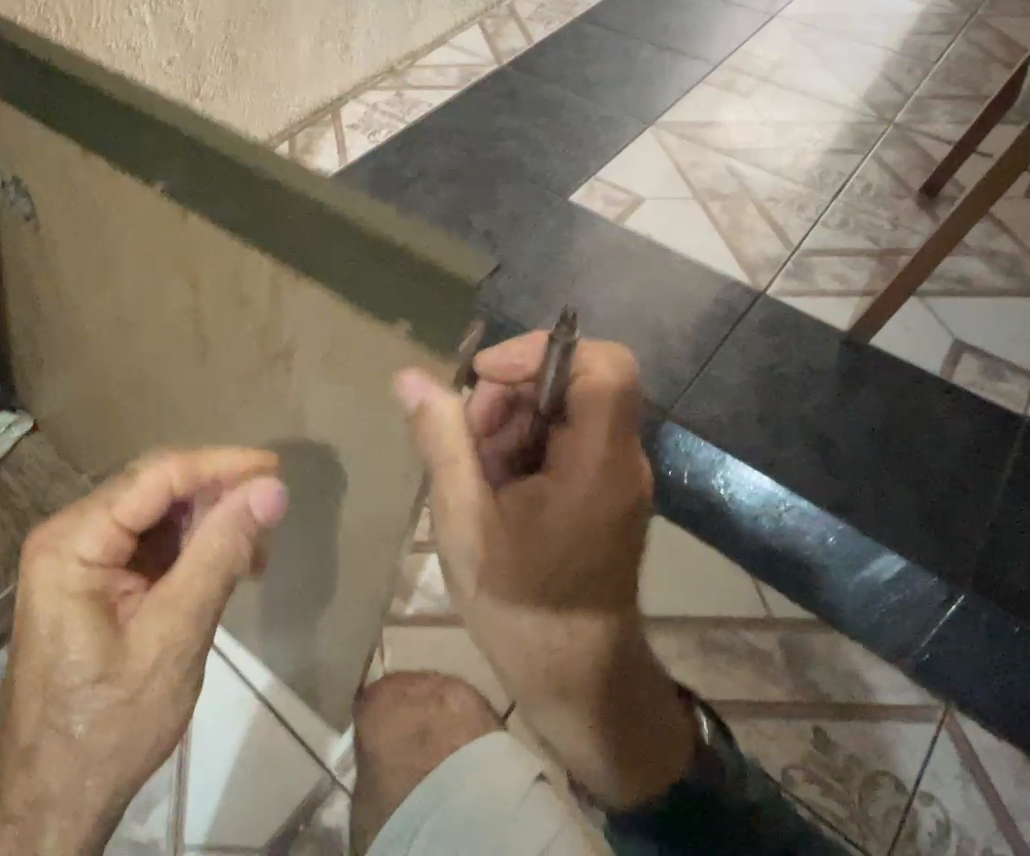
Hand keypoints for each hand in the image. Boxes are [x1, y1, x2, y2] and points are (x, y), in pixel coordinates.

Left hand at [0, 448, 287, 854]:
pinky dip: (189, 552)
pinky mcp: (90, 582)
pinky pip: (146, 547)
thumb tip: (270, 490)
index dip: (219, 465)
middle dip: (216, 497)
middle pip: (153, 490)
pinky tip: (226, 569)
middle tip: (272, 520)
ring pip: (154, 517)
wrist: (55, 795)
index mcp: (72, 541)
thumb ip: (220, 555)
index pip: (155, 476)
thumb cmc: (111, 724)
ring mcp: (75, 558)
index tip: (277, 469)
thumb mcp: (174, 637)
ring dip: (207, 525)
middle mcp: (67, 535)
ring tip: (257, 553)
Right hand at [395, 333, 693, 808]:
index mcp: (599, 461)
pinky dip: (521, 450)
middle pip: (571, 383)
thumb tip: (409, 377)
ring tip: (474, 475)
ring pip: (562, 412)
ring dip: (508, 426)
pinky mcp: (603, 494)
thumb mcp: (464, 520)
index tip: (482, 381)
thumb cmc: (519, 603)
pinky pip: (563, 443)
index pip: (602, 364)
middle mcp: (620, 459)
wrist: (574, 675)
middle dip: (509, 397)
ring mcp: (615, 478)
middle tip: (466, 443)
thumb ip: (441, 441)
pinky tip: (490, 489)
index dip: (538, 353)